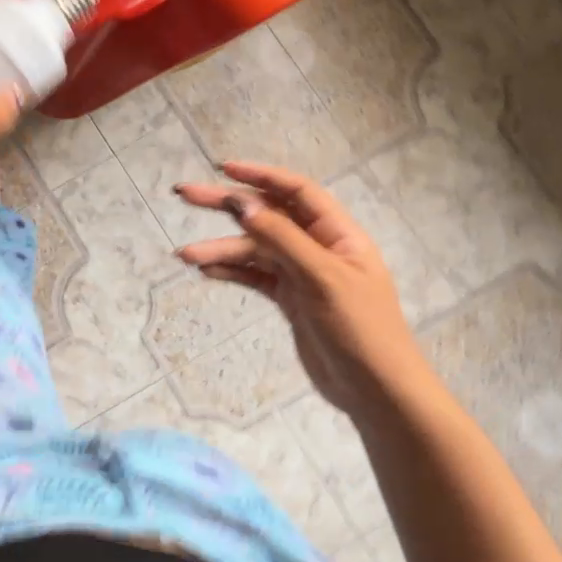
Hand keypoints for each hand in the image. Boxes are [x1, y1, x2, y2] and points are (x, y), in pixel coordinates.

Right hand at [175, 161, 438, 424]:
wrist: (376, 392)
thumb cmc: (360, 328)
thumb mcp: (322, 278)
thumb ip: (282, 238)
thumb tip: (242, 203)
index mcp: (338, 234)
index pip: (297, 191)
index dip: (260, 175)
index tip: (222, 169)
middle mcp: (318, 247)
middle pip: (267, 215)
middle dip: (225, 204)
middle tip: (185, 194)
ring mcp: (302, 273)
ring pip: (254, 249)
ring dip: (220, 248)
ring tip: (185, 255)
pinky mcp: (290, 299)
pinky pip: (253, 275)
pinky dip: (230, 271)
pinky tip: (205, 272)